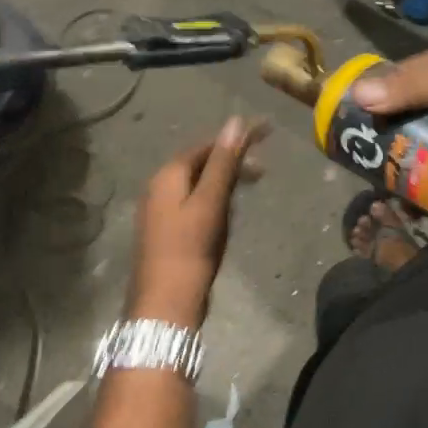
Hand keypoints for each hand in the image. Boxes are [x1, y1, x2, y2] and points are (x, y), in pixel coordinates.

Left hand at [128, 116, 264, 324]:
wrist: (165, 306)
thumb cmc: (189, 249)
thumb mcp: (211, 202)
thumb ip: (223, 162)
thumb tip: (235, 121)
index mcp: (168, 176)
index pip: (208, 145)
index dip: (238, 137)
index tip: (268, 132)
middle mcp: (160, 188)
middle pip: (202, 162)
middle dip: (234, 159)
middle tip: (265, 165)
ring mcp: (162, 211)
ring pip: (200, 182)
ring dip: (227, 178)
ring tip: (254, 184)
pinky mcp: (169, 230)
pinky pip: (197, 200)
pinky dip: (218, 197)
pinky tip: (232, 208)